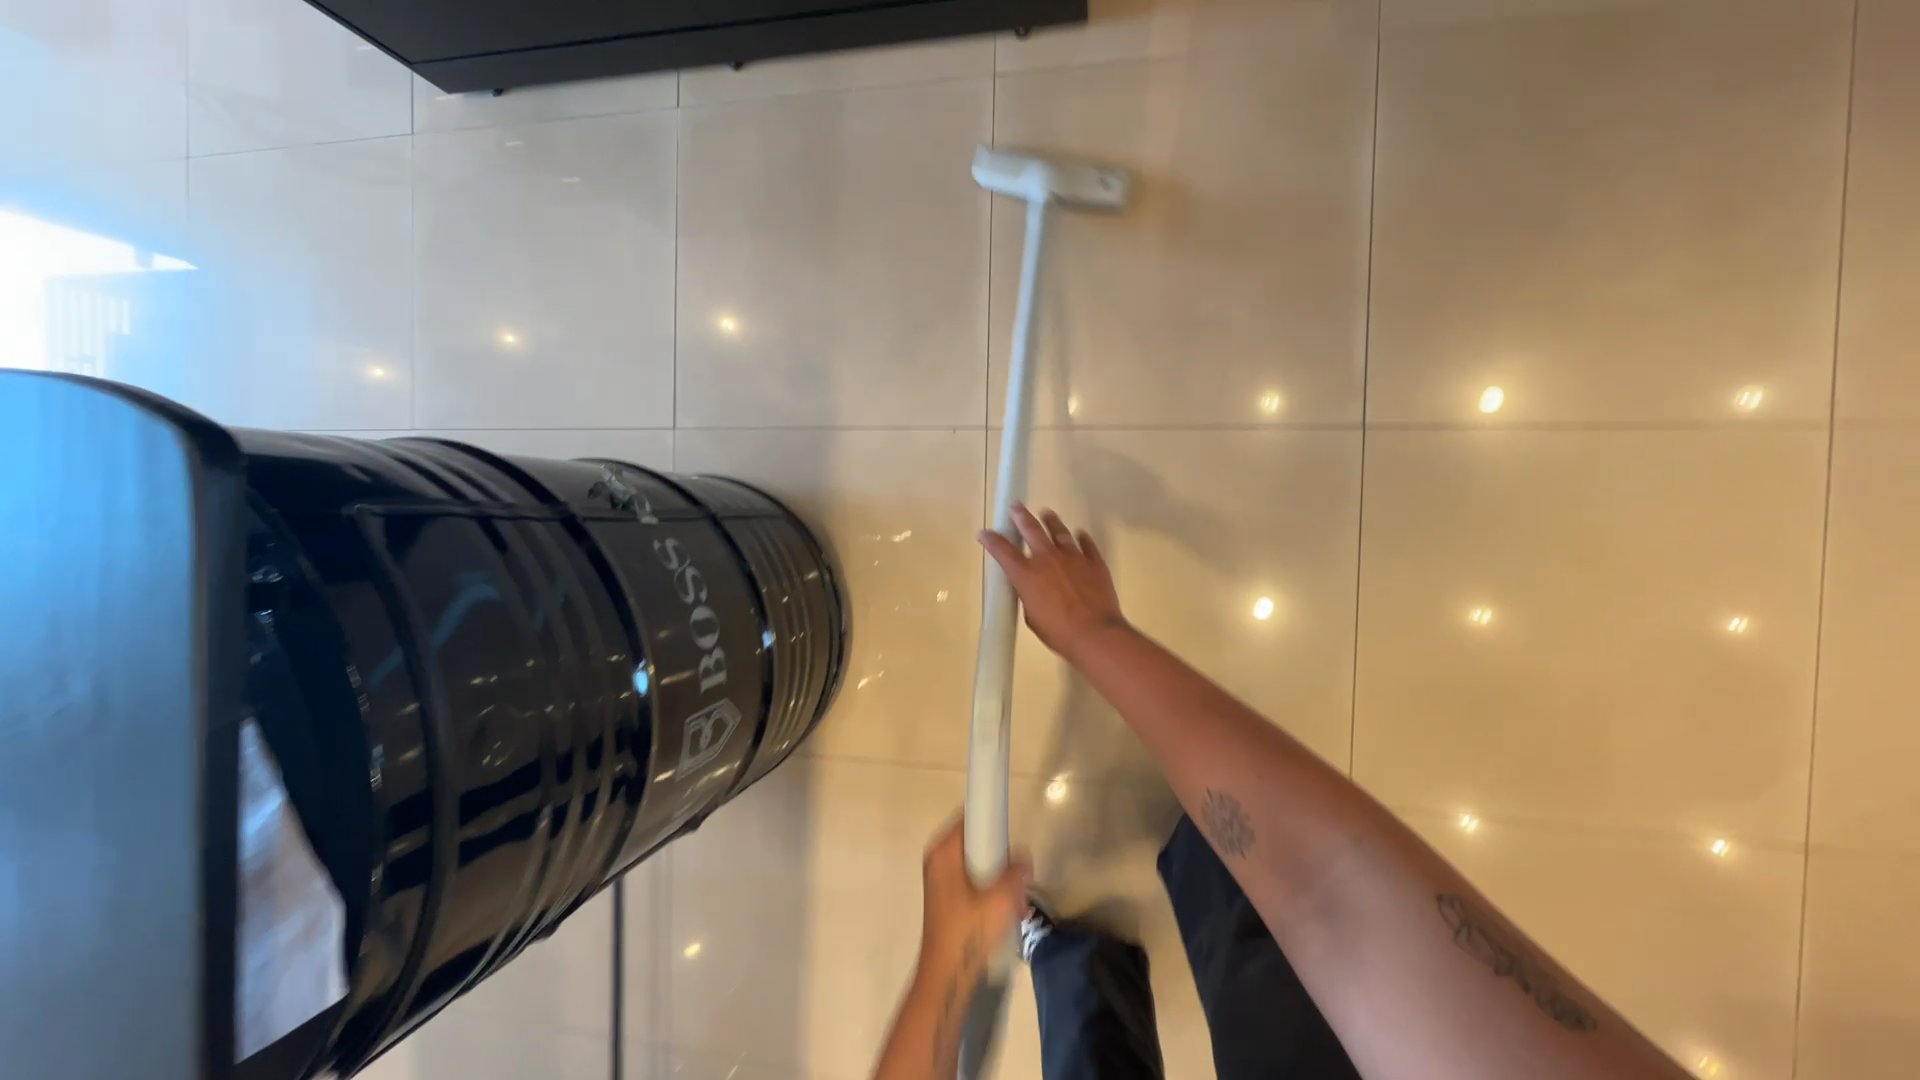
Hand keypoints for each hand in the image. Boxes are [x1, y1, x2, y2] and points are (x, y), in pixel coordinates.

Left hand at [917, 816, 1030, 976]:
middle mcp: (940, 860)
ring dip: (1003, 880)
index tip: (1013, 834)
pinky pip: (976, 881)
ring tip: (1018, 903)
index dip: (994, 820)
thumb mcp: (1000, 899)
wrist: (947, 976)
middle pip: (979, 842)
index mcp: (944, 851)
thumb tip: (1023, 858)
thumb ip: (1015, 872)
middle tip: (1020, 880)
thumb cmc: (968, 933)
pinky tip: (1010, 913)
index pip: (971, 815)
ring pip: (981, 864)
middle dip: (1004, 859)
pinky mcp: (949, 898)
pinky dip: (993, 892)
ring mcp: (943, 879)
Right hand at [978, 504, 1127, 660]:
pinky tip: (1080, 534)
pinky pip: (1087, 545)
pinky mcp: (1094, 562)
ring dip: (1051, 521)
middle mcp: (1047, 559)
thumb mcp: (1032, 617)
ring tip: (1047, 513)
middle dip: (1020, 516)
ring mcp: (1073, 557)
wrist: (1094, 633)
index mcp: (1027, 574)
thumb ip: (1028, 596)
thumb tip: (1031, 588)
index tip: (984, 532)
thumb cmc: (1058, 632)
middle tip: (1015, 506)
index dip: (991, 540)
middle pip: (1031, 529)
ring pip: (1060, 532)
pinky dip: (1082, 538)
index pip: (1003, 551)